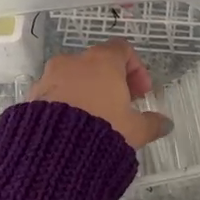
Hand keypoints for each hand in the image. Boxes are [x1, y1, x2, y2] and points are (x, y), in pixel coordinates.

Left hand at [25, 39, 171, 148]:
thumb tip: (166, 124)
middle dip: (112, 82)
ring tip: (96, 118)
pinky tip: (75, 125)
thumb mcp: (136, 130)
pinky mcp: (33, 95)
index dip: (137, 69)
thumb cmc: (103, 128)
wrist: (54, 149)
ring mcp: (50, 76)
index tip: (142, 93)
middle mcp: (74, 61)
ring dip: (88, 91)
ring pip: (74, 77)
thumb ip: (153, 124)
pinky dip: (68, 102)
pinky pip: (56, 92)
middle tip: (122, 105)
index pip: (123, 50)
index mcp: (102, 61)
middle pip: (98, 63)